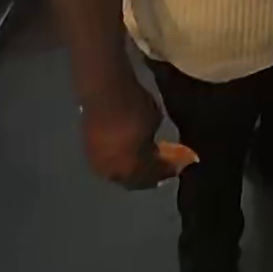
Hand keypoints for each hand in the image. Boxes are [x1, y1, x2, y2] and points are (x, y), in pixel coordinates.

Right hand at [80, 74, 174, 188]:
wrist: (104, 91)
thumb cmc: (134, 104)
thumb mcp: (153, 121)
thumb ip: (154, 140)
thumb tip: (155, 148)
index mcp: (132, 167)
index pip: (155, 175)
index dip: (170, 169)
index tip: (183, 163)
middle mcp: (113, 174)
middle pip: (137, 180)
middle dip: (152, 173)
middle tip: (165, 163)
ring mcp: (98, 165)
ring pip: (120, 174)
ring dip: (134, 169)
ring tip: (147, 157)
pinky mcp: (89, 153)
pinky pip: (109, 164)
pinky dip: (121, 161)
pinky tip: (129, 150)